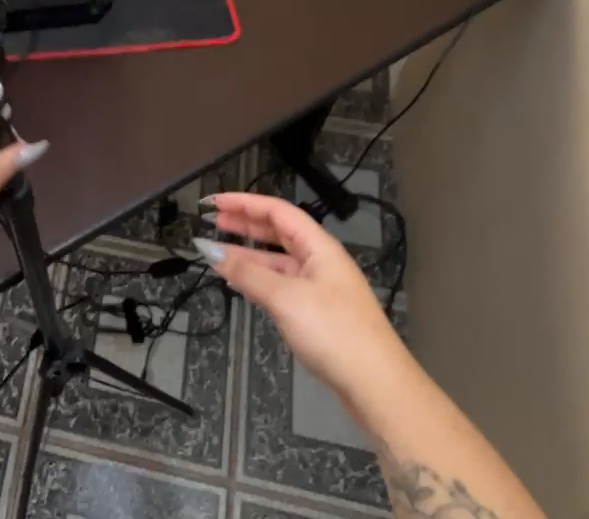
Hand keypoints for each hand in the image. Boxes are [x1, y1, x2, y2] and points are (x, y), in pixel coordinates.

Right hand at [194, 193, 399, 388]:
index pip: (278, 212)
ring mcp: (320, 288)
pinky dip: (259, 280)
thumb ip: (248, 274)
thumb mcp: (286, 298)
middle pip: (279, 233)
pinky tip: (241, 284)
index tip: (215, 202)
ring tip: (217, 254)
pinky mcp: (318, 314)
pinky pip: (282, 285)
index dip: (245, 203)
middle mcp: (321, 262)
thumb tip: (210, 251)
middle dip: (246, 225)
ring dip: (249, 255)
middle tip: (214, 221)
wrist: (377, 386)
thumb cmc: (334, 332)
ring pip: (278, 262)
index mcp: (319, 248)